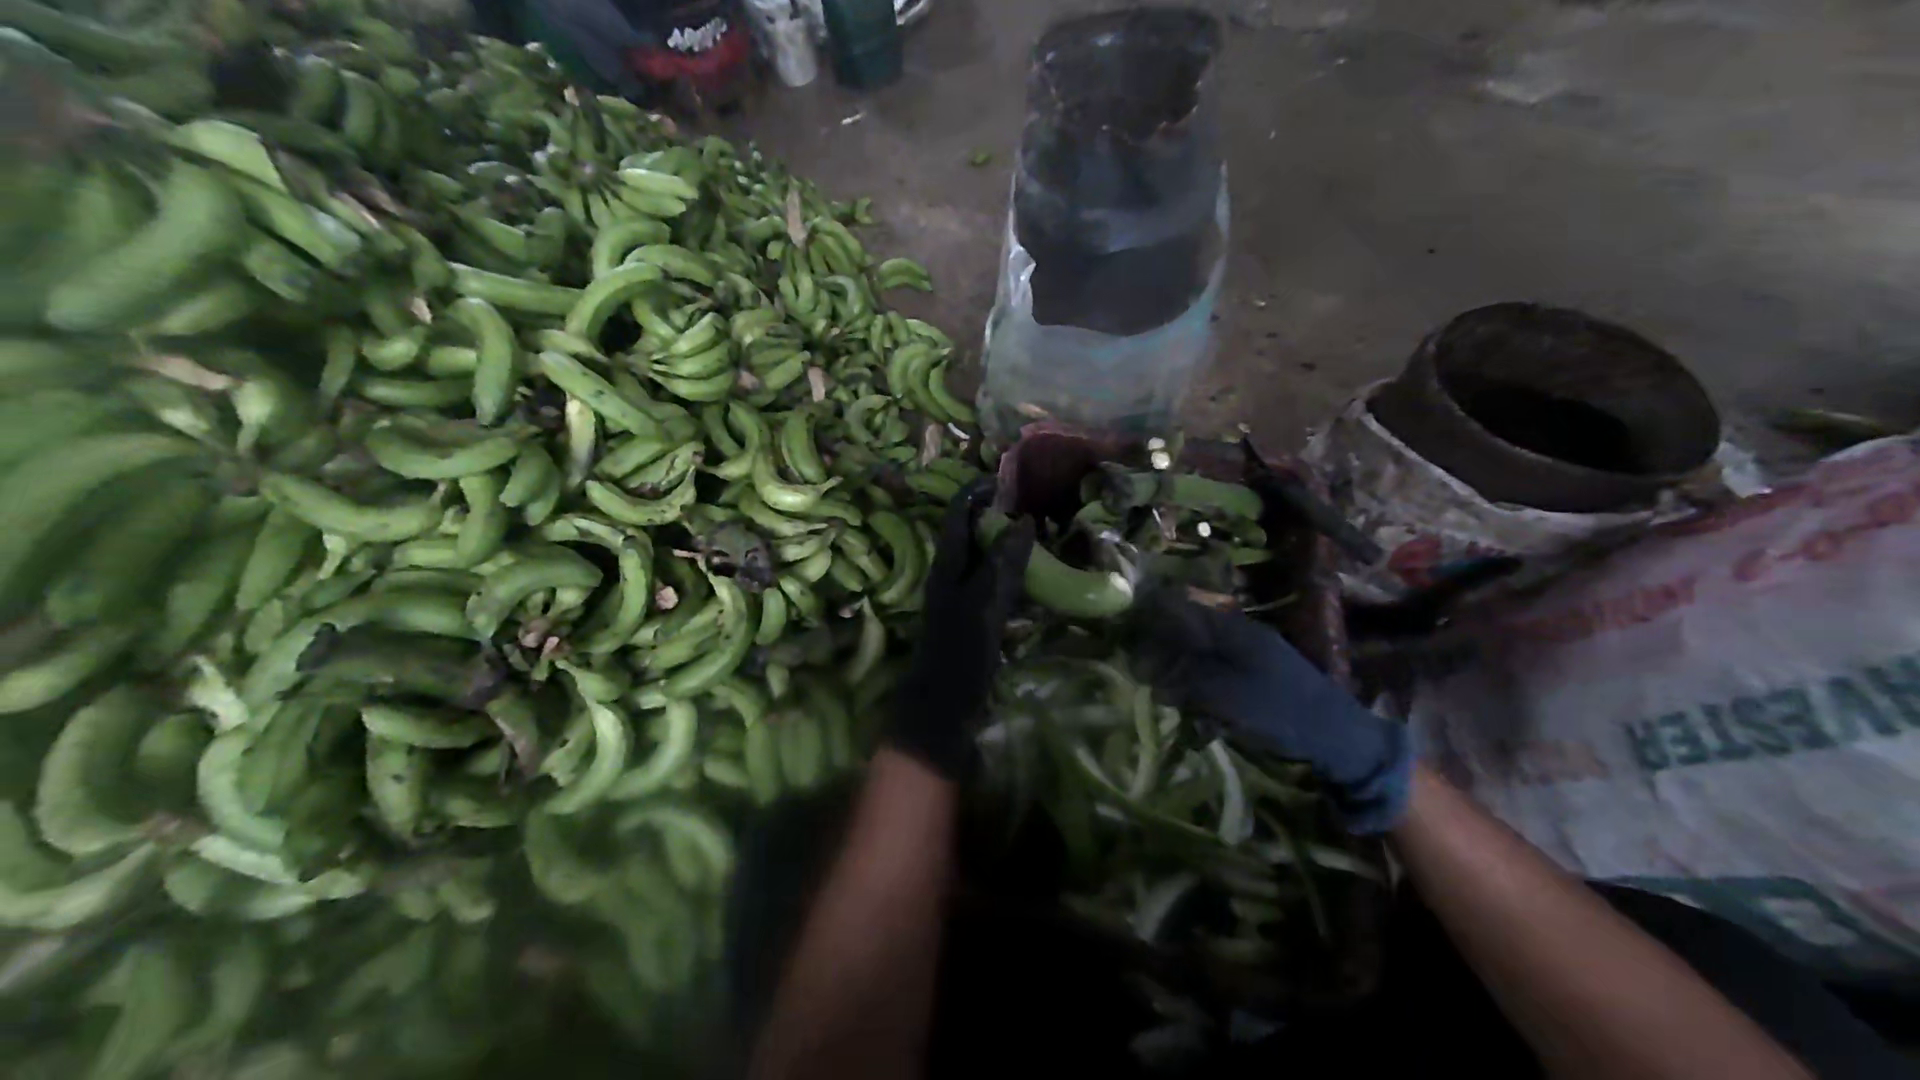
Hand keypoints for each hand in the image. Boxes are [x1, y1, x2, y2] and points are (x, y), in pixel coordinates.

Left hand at [885, 482, 1034, 779]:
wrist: (945, 702)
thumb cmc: (961, 649)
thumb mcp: (983, 601)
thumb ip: (1002, 562)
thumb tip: (1022, 520)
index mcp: (947, 562)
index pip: (958, 512)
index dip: (978, 490)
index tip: (1010, 476)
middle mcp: (951, 571)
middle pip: (971, 530)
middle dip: (997, 511)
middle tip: (1033, 501)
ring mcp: (962, 592)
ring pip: (984, 554)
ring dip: (1006, 538)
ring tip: (1039, 529)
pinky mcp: (975, 612)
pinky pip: (994, 579)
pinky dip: (1012, 567)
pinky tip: (1035, 570)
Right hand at [1128, 587, 1411, 832]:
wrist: (1337, 736)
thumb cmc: (1279, 709)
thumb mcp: (1225, 694)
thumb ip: (1183, 678)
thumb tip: (1147, 669)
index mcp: (1232, 630)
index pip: (1181, 611)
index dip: (1152, 622)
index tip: (1129, 641)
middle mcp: (1238, 637)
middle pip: (1186, 635)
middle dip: (1162, 655)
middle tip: (1143, 677)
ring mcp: (1247, 659)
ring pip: (1198, 659)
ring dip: (1179, 678)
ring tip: (1168, 700)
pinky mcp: (1253, 682)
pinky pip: (1215, 679)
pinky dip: (1200, 694)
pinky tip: (1198, 717)